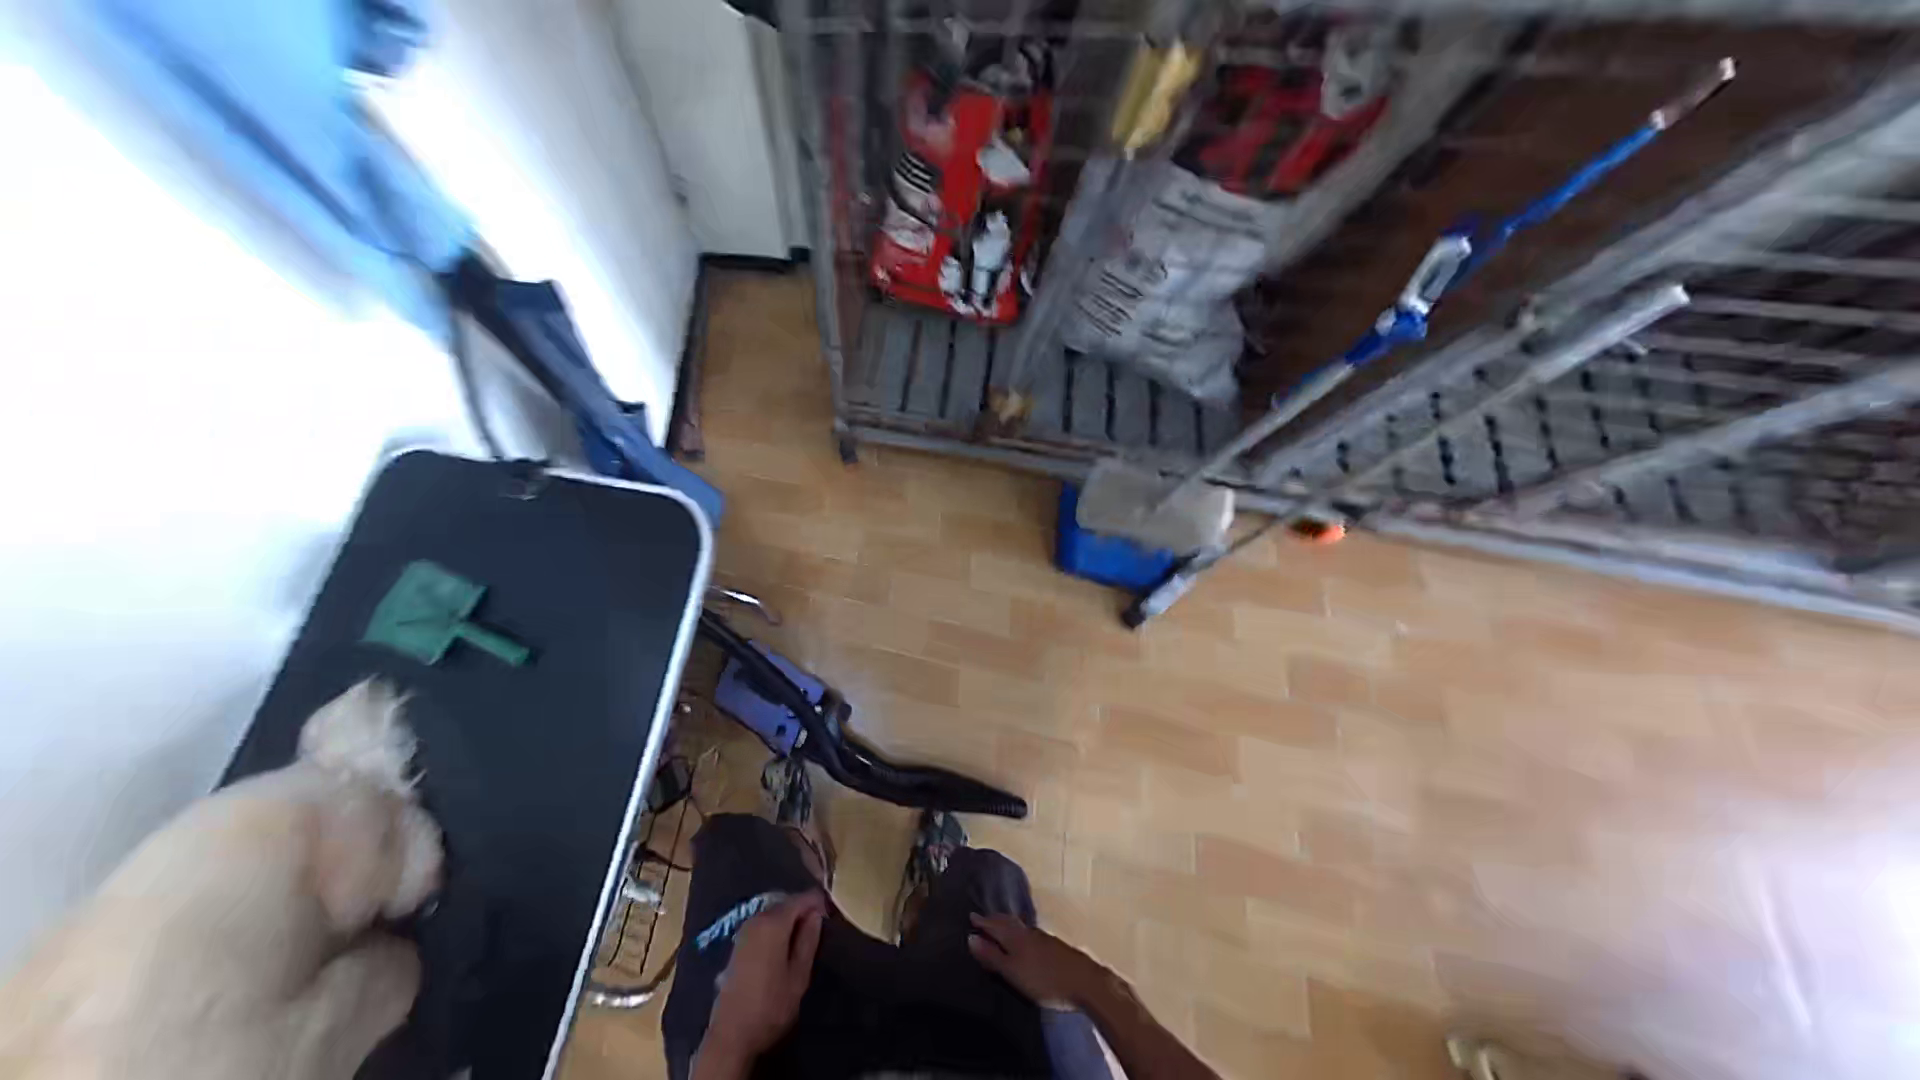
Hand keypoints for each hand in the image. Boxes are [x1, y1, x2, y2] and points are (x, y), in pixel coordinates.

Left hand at [705, 892, 827, 1062]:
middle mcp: (756, 920)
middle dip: (803, 909)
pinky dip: (776, 928)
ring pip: (773, 914)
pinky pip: (763, 925)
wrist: (730, 1036)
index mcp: (773, 924)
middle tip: (820, 925)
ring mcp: (744, 931)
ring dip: (789, 919)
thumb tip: (816, 914)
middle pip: (785, 904)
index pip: (801, 899)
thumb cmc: (770, 1006)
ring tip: (805, 936)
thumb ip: (809, 941)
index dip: (817, 902)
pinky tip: (783, 945)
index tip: (830, 912)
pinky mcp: (737, 945)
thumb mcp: (799, 976)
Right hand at [966, 912, 1109, 1009]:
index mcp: (1015, 937)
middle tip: (984, 917)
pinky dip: (1020, 932)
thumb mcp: (1013, 972)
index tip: (971, 916)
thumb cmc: (1044, 980)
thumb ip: (992, 956)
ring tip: (1001, 925)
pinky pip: (1030, 933)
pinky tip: (1024, 939)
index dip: (982, 922)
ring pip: (1019, 926)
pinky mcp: (1054, 947)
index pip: (994, 925)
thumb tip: (970, 937)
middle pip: (1008, 922)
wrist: (1085, 982)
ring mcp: (1043, 938)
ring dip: (1008, 924)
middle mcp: (1028, 932)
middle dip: (995, 919)